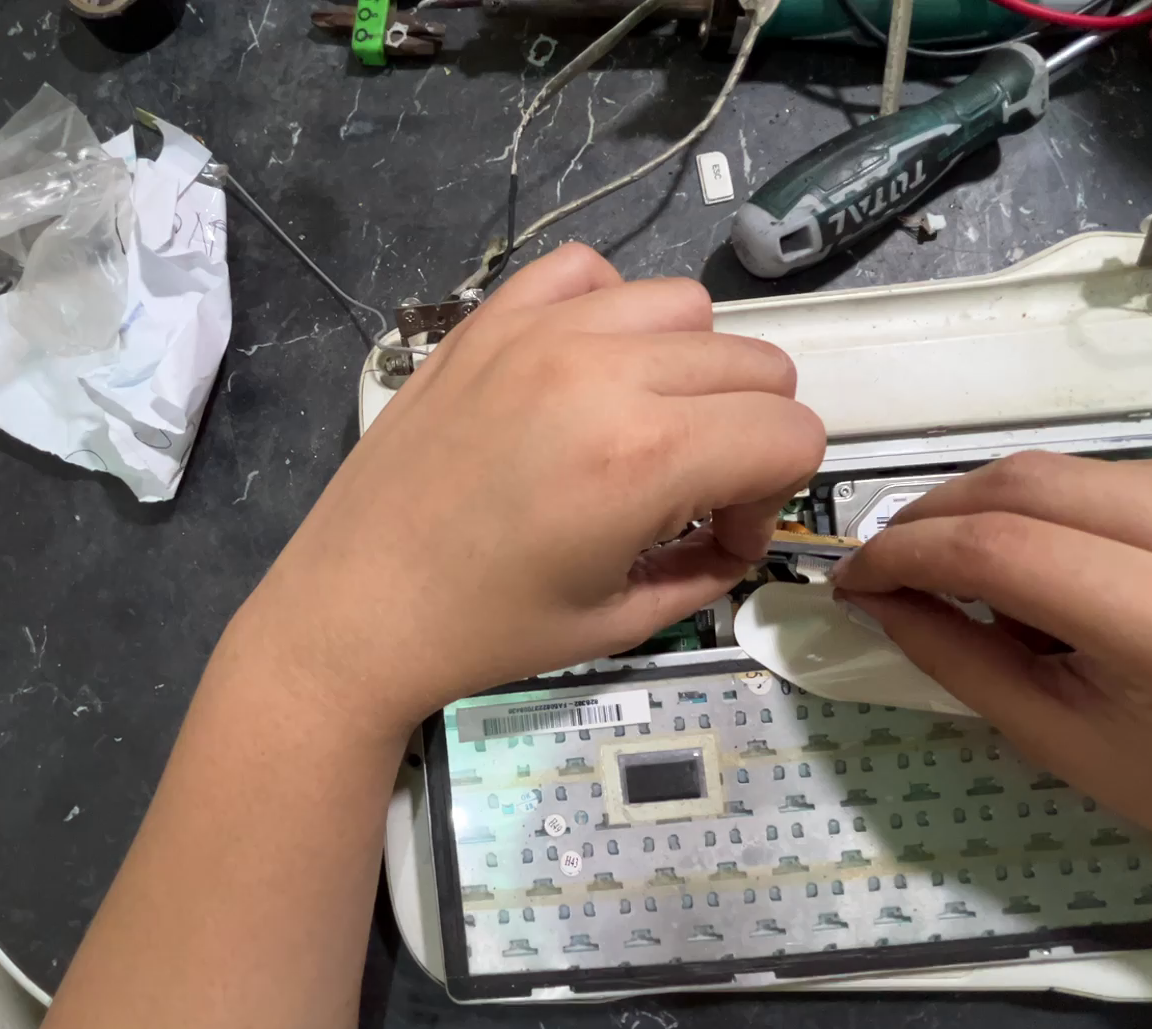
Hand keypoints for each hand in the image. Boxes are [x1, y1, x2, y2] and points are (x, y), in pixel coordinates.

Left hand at [233, 245, 823, 738]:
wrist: (356, 606)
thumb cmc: (485, 631)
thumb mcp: (621, 623)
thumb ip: (711, 569)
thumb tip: (737, 530)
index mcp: (644, 455)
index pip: (795, 434)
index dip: (774, 495)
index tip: (718, 535)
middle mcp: (604, 370)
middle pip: (757, 363)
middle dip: (746, 435)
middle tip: (684, 492)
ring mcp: (539, 331)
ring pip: (686, 307)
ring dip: (690, 372)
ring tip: (633, 428)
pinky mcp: (487, 320)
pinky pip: (588, 274)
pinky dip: (610, 313)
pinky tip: (582, 371)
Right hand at [834, 451, 1151, 895]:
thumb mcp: (1056, 739)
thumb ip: (951, 654)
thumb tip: (871, 593)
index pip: (1008, 550)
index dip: (907, 552)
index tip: (853, 574)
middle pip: (1037, 483)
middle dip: (935, 513)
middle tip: (890, 556)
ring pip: (1075, 467)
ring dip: (993, 508)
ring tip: (970, 564)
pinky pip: (1129, 472)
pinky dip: (1063, 506)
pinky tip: (1060, 554)